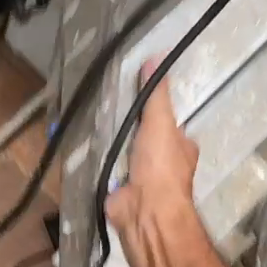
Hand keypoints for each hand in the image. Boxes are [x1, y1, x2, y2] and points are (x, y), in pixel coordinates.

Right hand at [108, 61, 198, 240]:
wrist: (144, 210)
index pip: (169, 125)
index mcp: (181, 149)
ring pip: (125, 155)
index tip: (135, 98)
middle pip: (145, 140)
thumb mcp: (160, 122)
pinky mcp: (120, 191)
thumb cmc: (160, 166)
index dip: (155, 113)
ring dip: (112, 147)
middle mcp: (164, 166)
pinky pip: (108, 171)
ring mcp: (141, 180)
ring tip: (92, 125)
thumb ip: (156, 94)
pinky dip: (99, 164)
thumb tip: (156, 56)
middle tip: (107, 110)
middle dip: (129, 130)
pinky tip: (86, 152)